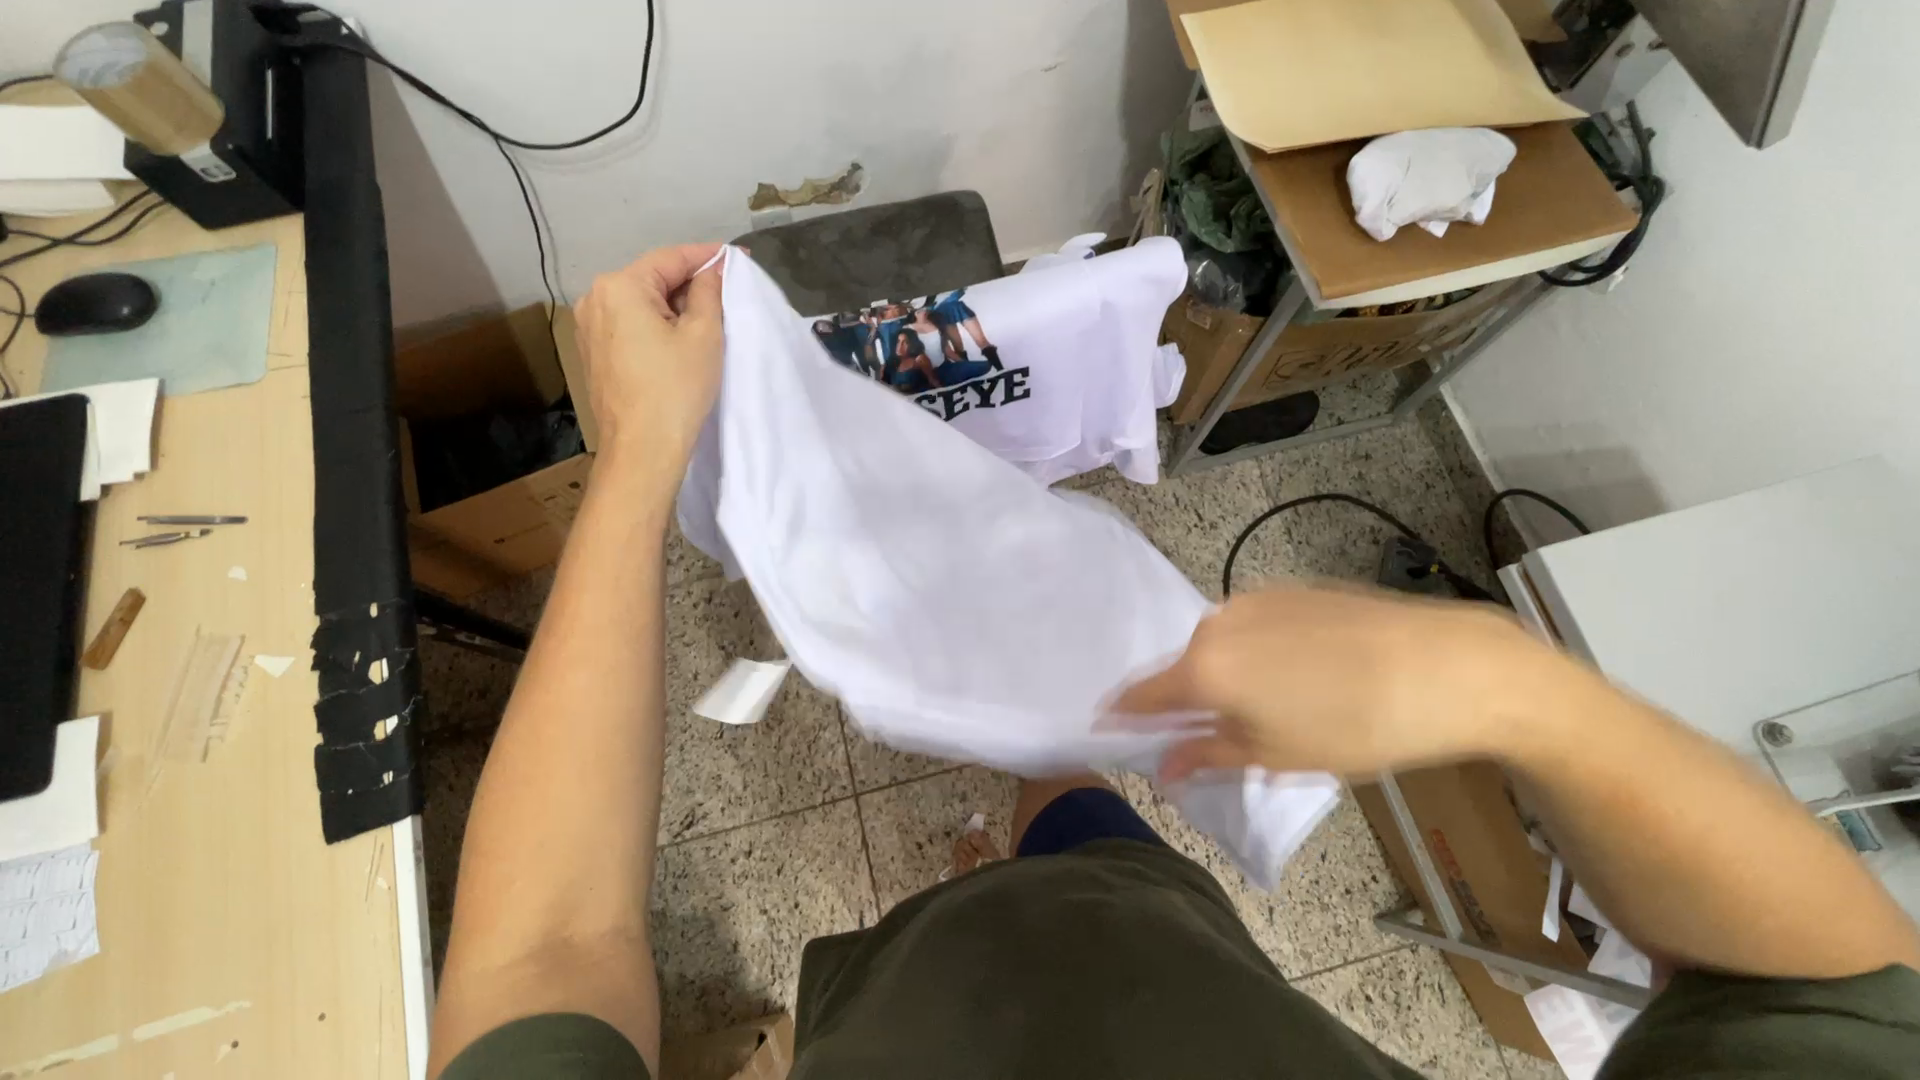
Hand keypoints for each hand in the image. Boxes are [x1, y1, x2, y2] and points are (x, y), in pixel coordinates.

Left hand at [573, 243, 725, 480]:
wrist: (643, 448)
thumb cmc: (676, 388)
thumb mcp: (703, 335)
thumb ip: (708, 292)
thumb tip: (713, 270)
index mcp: (620, 286)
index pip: (670, 258)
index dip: (707, 257)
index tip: (736, 257)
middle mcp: (595, 299)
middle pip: (652, 279)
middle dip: (689, 284)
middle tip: (727, 292)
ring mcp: (589, 327)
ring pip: (640, 303)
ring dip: (673, 306)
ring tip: (707, 319)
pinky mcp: (594, 353)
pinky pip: (630, 326)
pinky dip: (656, 325)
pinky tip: (679, 341)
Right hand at [1112, 585, 1564, 780]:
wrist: (1450, 666)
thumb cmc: (1356, 725)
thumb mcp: (1277, 755)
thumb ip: (1208, 756)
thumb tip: (1165, 768)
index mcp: (1204, 668)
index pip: (1140, 694)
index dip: (1125, 717)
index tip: (1114, 732)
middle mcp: (1216, 623)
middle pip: (1182, 668)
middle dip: (1189, 702)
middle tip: (1221, 739)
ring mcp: (1255, 600)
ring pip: (1220, 646)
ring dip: (1227, 676)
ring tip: (1278, 707)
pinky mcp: (1291, 589)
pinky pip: (1253, 626)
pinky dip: (1259, 653)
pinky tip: (1306, 675)